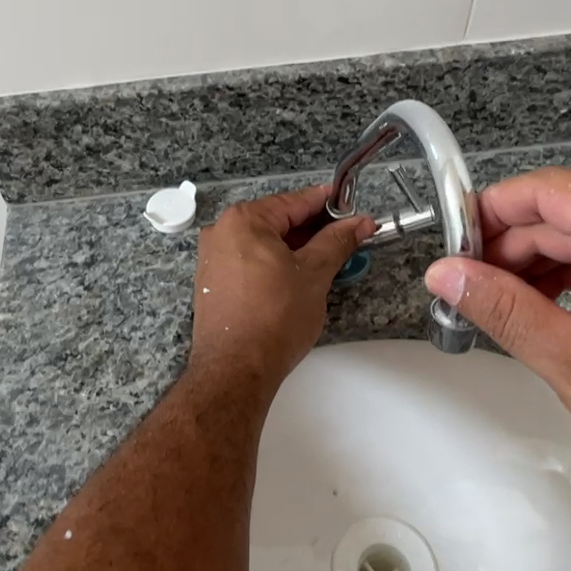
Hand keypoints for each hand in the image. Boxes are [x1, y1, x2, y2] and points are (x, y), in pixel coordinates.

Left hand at [190, 186, 373, 400]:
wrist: (236, 369)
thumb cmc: (271, 321)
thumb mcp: (314, 274)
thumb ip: (337, 242)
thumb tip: (357, 223)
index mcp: (244, 221)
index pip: (293, 202)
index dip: (326, 204)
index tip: (348, 206)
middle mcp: (221, 233)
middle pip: (276, 221)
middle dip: (311, 229)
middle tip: (344, 236)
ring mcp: (212, 258)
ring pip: (262, 242)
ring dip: (294, 248)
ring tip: (326, 259)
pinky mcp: (212, 282)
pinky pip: (248, 260)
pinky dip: (273, 263)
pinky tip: (296, 276)